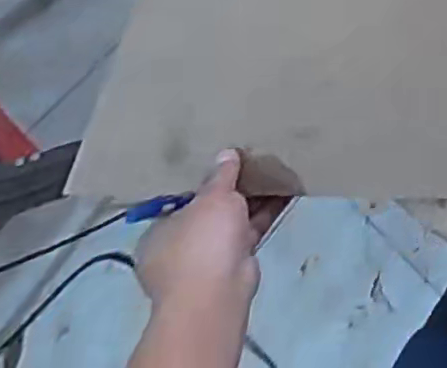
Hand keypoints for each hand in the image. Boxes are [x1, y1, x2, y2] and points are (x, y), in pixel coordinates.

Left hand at [135, 150, 261, 313]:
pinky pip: (251, 229)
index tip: (223, 161)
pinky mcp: (234, 262)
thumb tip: (226, 153)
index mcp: (160, 231)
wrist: (217, 292)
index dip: (203, 180)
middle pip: (210, 209)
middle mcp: (180, 245)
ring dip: (254, 198)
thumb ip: (221, 174)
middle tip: (254, 160)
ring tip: (275, 168)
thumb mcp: (212, 196)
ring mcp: (208, 256)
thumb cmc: (202, 240)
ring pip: (233, 219)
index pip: (181, 199)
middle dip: (233, 188)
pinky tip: (286, 190)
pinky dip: (267, 212)